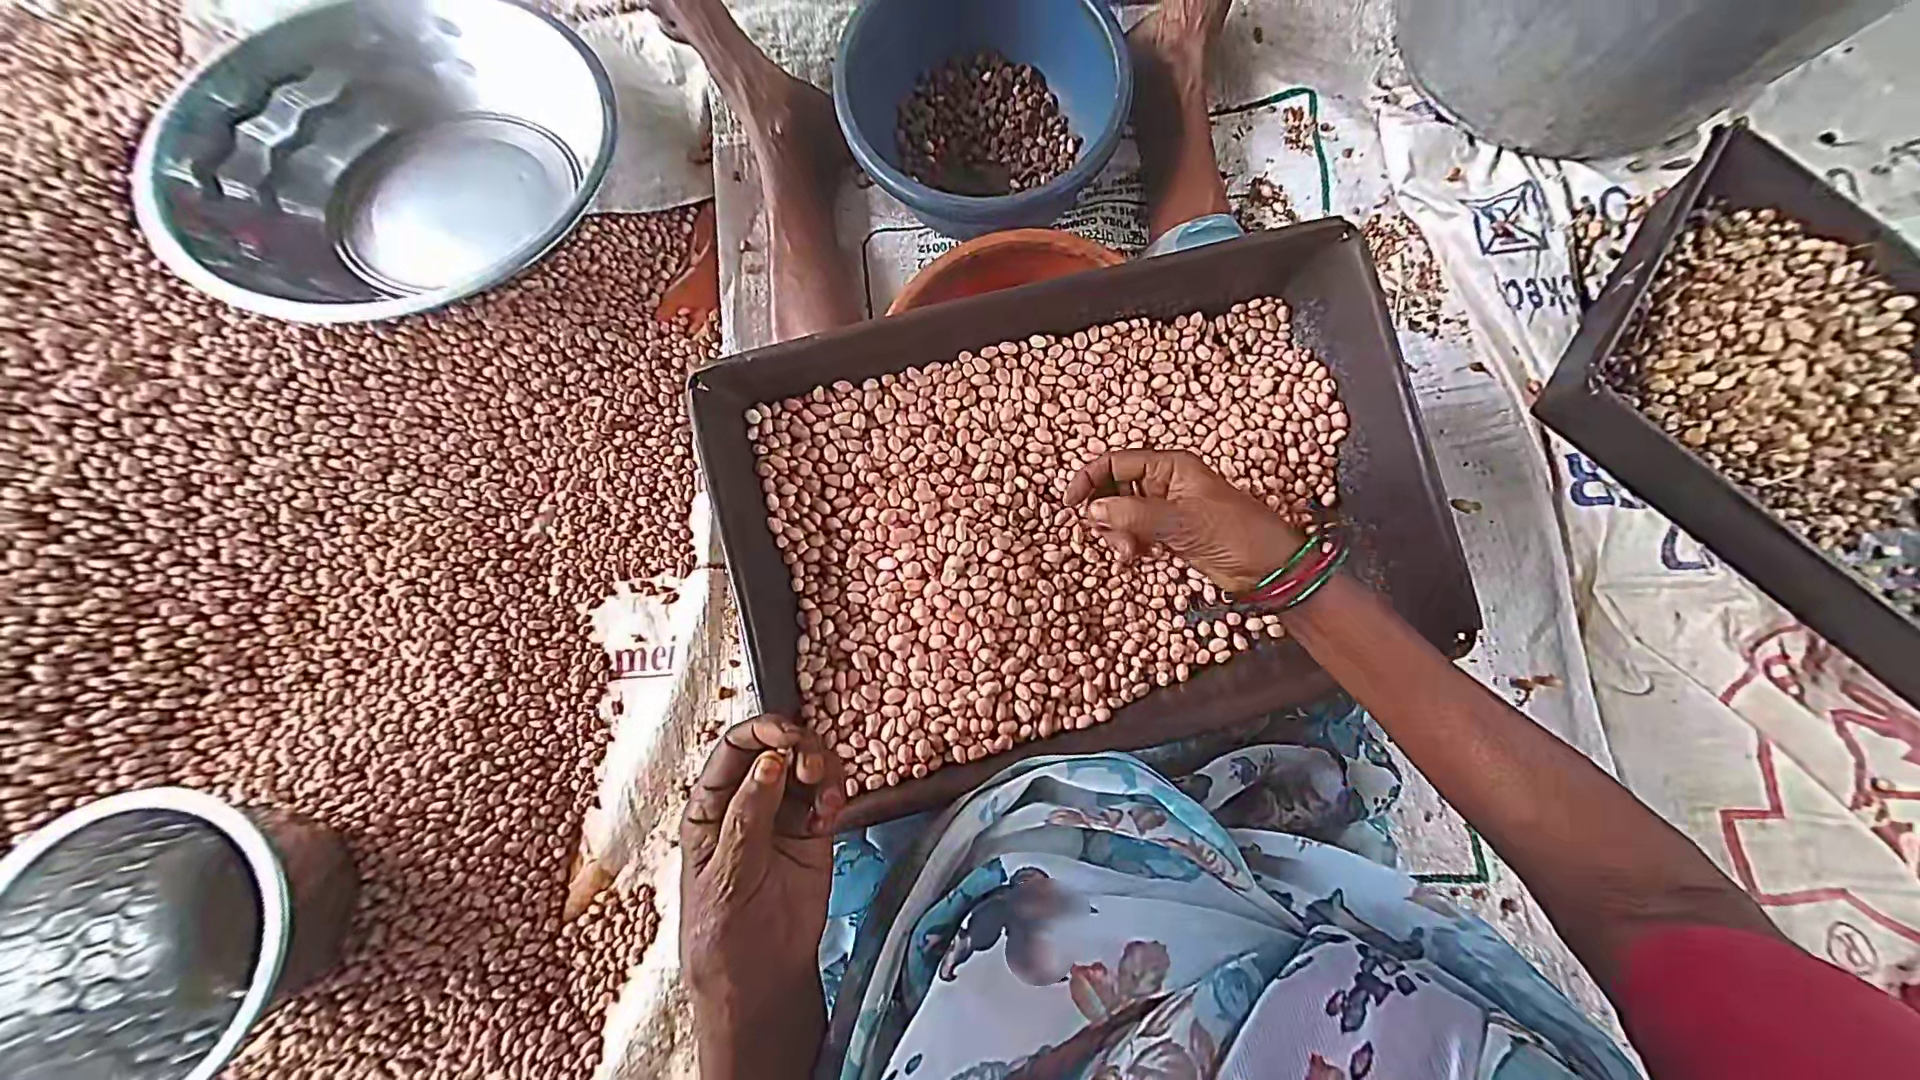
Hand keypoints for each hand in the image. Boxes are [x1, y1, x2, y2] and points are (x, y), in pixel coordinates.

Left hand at [680, 715, 844, 1079]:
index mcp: (712, 805)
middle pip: (776, 746)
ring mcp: (782, 811)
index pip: (735, 748)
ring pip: (807, 762)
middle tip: (811, 766)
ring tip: (824, 795)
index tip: (787, 734)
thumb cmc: (722, 936)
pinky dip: (834, 792)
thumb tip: (769, 760)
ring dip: (821, 766)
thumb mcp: (726, 877)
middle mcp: (748, 798)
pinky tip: (829, 814)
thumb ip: (748, 817)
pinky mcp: (812, 827)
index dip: (761, 730)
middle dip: (799, 746)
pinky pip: (828, 791)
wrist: (761, 980)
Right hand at [1062, 449, 1305, 592]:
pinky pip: (1131, 531)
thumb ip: (1134, 514)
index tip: (1071, 504)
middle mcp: (1163, 483)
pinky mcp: (1165, 532)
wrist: (1271, 568)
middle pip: (1112, 488)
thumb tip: (1094, 510)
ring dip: (1116, 533)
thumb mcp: (1182, 521)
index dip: (1088, 480)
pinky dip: (1127, 543)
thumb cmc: (1238, 533)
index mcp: (1170, 466)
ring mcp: (1163, 508)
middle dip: (1105, 513)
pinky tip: (1138, 556)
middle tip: (1114, 538)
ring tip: (1131, 553)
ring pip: (1119, 513)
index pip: (1115, 463)